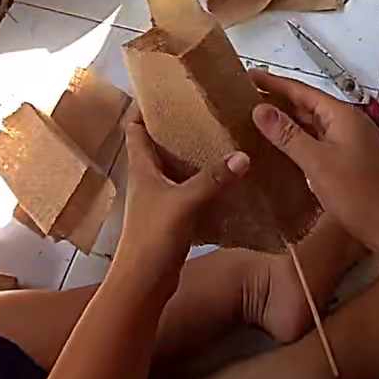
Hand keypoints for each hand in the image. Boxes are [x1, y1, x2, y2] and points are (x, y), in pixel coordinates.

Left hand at [110, 119, 247, 297]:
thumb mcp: (184, 203)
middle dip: (177, 129)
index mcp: (141, 166)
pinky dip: (203, 183)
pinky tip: (225, 181)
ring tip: (219, 140)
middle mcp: (147, 178)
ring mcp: (158, 198)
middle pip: (158, 144)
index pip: (136, 127)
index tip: (169, 92)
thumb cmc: (152, 238)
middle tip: (205, 114)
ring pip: (175, 168)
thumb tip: (242, 156)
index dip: (146, 108)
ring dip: (192, 156)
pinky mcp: (171, 217)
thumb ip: (213, 180)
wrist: (143, 285)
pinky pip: (188, 191)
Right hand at [248, 70, 378, 249]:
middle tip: (248, 97)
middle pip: (308, 105)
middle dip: (279, 100)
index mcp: (342, 116)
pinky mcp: (350, 159)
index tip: (249, 75)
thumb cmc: (357, 194)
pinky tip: (281, 146)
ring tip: (258, 118)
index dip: (274, 82)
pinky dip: (298, 138)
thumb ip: (287, 134)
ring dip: (288, 120)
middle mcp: (348, 123)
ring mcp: (351, 142)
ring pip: (313, 123)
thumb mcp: (316, 162)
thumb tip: (260, 109)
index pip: (302, 91)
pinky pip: (318, 140)